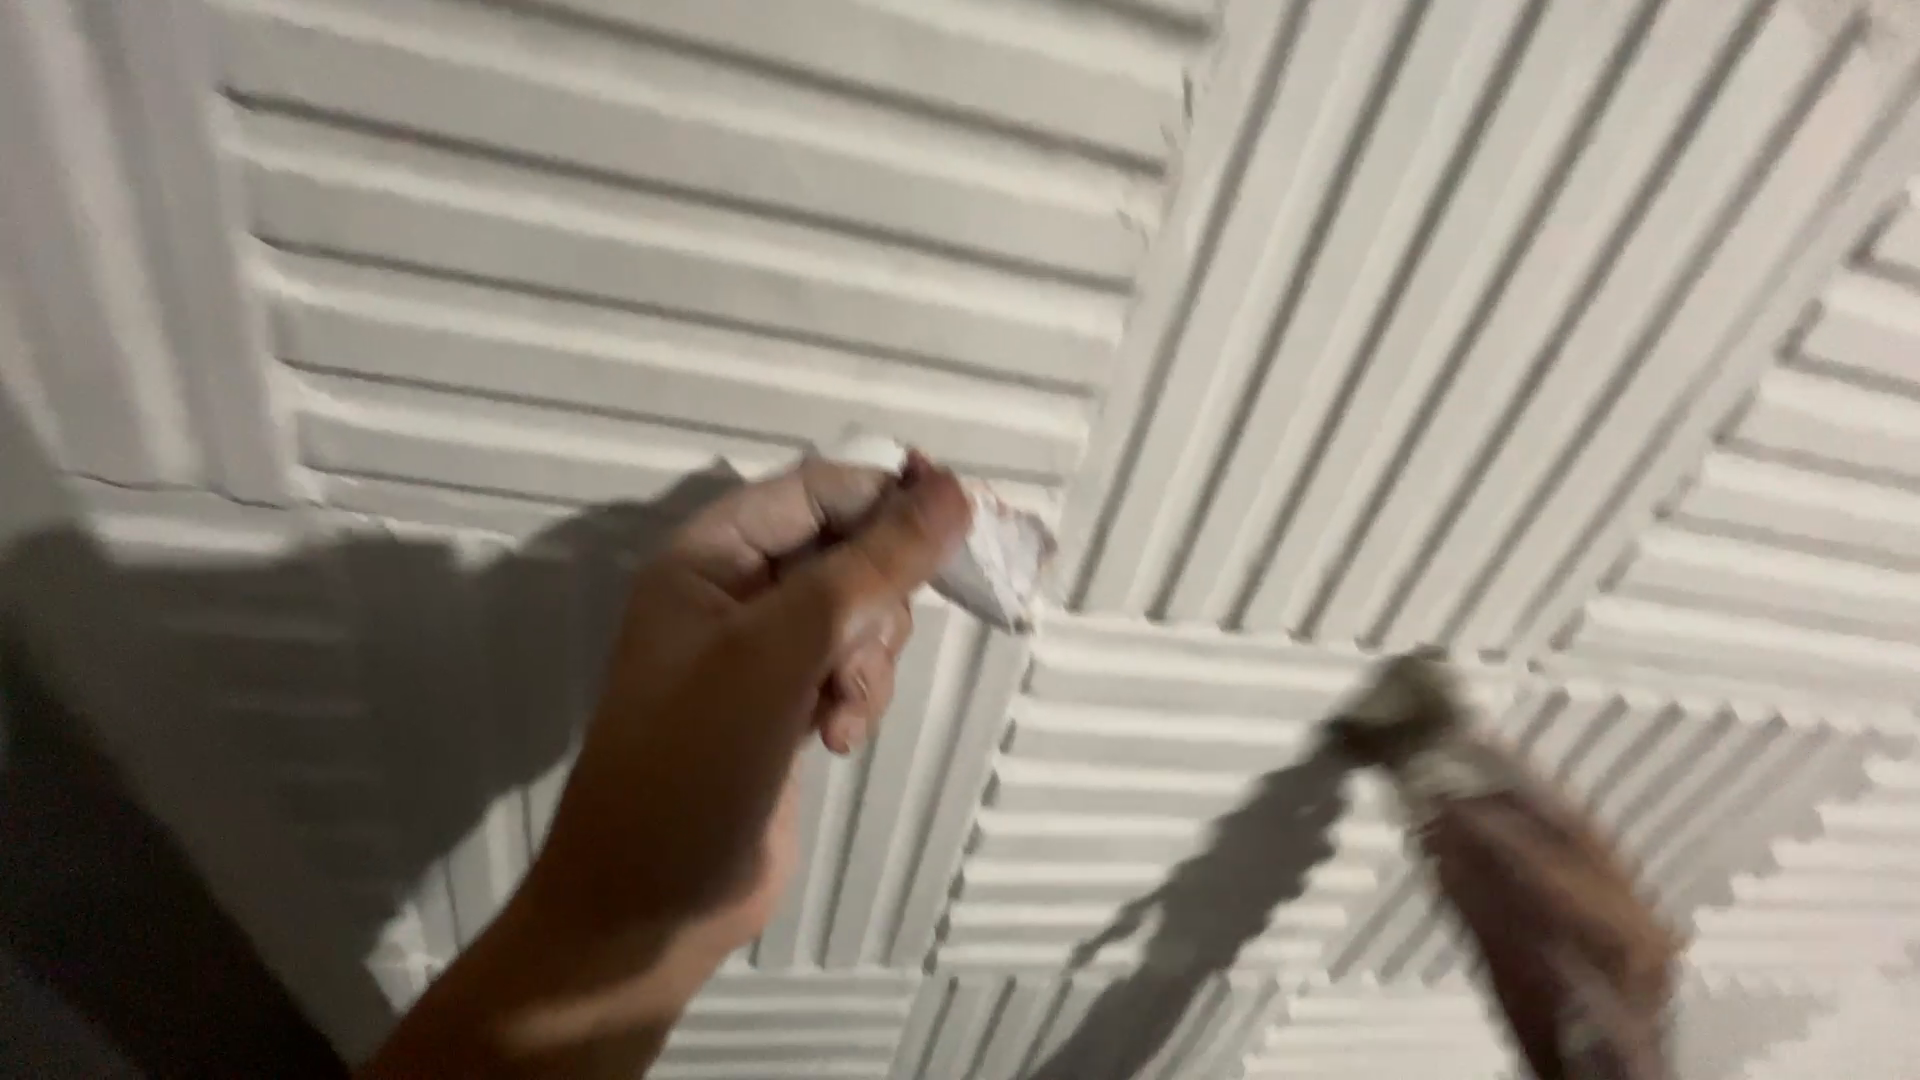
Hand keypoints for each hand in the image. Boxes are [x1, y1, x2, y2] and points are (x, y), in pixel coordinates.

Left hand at [528, 451, 969, 948]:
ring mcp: (764, 647)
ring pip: (862, 614)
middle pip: (851, 552)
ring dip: (870, 660)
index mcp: (712, 553)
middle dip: (876, 604)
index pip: (821, 491)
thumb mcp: (784, 650)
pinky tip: (837, 739)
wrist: (651, 905)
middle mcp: (738, 589)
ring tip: (841, 711)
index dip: (890, 498)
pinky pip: (854, 666)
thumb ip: (872, 566)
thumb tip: (957, 492)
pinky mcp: (789, 696)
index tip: (960, 522)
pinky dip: (860, 696)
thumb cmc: (697, 761)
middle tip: (863, 651)